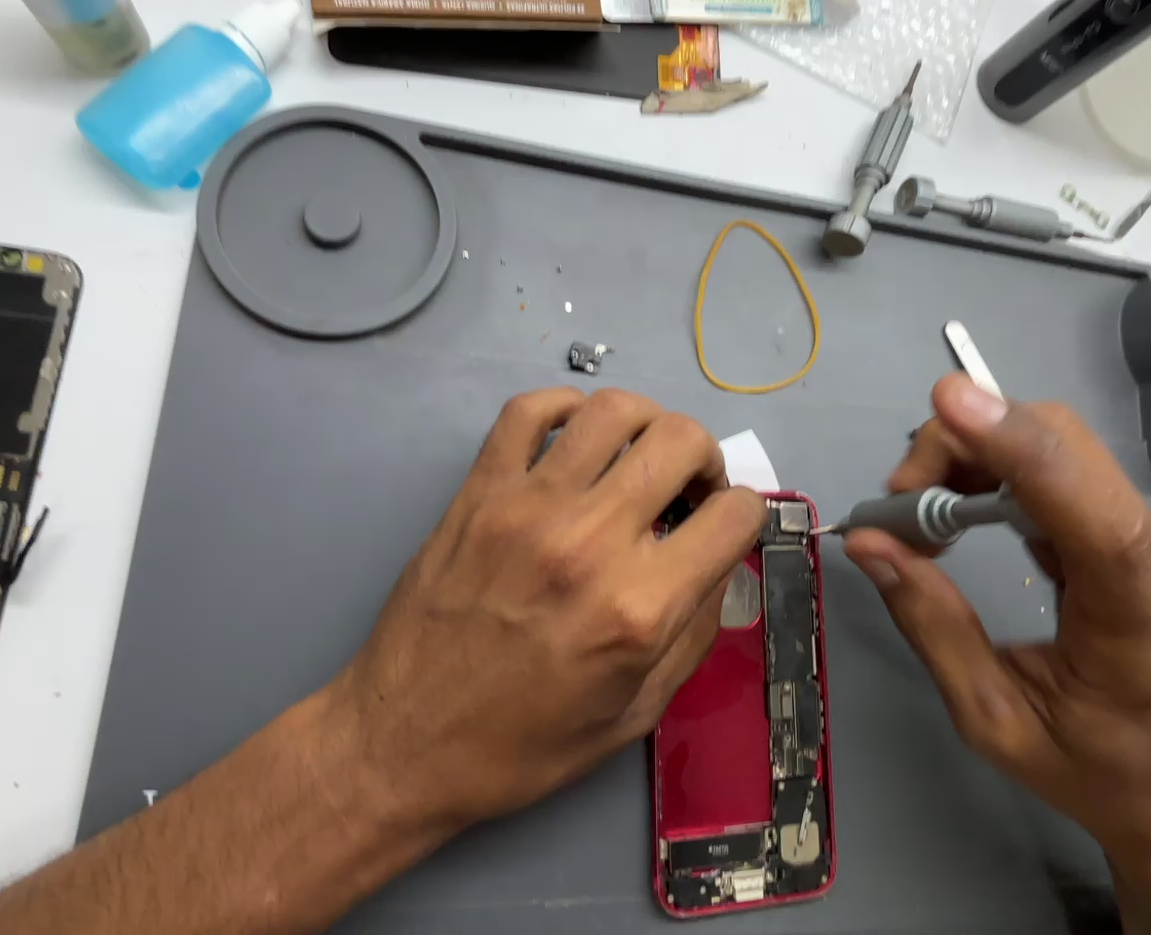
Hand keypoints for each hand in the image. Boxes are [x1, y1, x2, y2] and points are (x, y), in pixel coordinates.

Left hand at [331, 387, 764, 829]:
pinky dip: (565, 407)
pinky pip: (528, 410)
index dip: (744, 516)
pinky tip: (575, 439)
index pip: (734, 515)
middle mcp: (590, 542)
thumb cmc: (526, 744)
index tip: (722, 527)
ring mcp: (528, 507)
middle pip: (680, 441)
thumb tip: (720, 557)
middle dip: (704, 460)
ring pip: (612, 410)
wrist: (406, 741)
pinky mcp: (478, 490)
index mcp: (640, 608)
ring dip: (645, 424)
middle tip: (685, 491)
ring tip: (635, 458)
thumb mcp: (637, 712)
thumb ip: (696, 628)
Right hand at [844, 375, 1150, 931]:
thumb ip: (932, 626)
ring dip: (976, 455)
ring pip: (1063, 449)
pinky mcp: (1135, 536)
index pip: (1097, 518)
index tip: (950, 401)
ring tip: (917, 513)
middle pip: (1071, 450)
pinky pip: (1061, 473)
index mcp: (1136, 629)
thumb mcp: (991, 719)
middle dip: (971, 444)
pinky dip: (994, 472)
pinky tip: (955, 512)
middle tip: (899, 500)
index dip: (1024, 450)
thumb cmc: (1092, 774)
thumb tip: (869, 543)